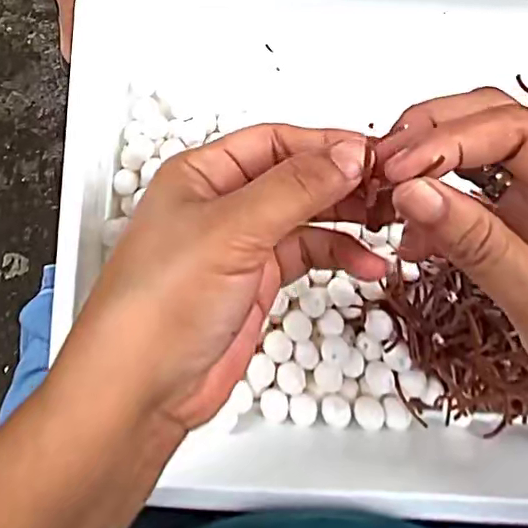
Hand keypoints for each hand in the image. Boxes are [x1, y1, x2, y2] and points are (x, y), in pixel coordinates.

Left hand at [59, 125, 387, 430]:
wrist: (139, 387)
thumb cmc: (154, 305)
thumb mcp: (230, 230)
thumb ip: (293, 189)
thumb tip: (342, 154)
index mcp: (201, 174)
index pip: (273, 141)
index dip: (323, 144)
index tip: (369, 155)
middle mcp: (219, 202)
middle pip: (292, 174)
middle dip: (340, 179)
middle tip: (388, 188)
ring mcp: (238, 242)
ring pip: (304, 214)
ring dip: (346, 217)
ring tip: (388, 222)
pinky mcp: (253, 280)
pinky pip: (305, 253)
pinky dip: (338, 254)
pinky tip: (367, 262)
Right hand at [375, 88, 527, 496]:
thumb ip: (483, 248)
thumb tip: (415, 190)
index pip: (518, 131)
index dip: (450, 138)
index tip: (400, 166)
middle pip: (496, 129)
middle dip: (434, 135)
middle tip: (384, 162)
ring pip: (478, 168)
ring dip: (429, 172)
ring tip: (386, 196)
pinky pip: (474, 214)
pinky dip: (436, 217)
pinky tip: (412, 239)